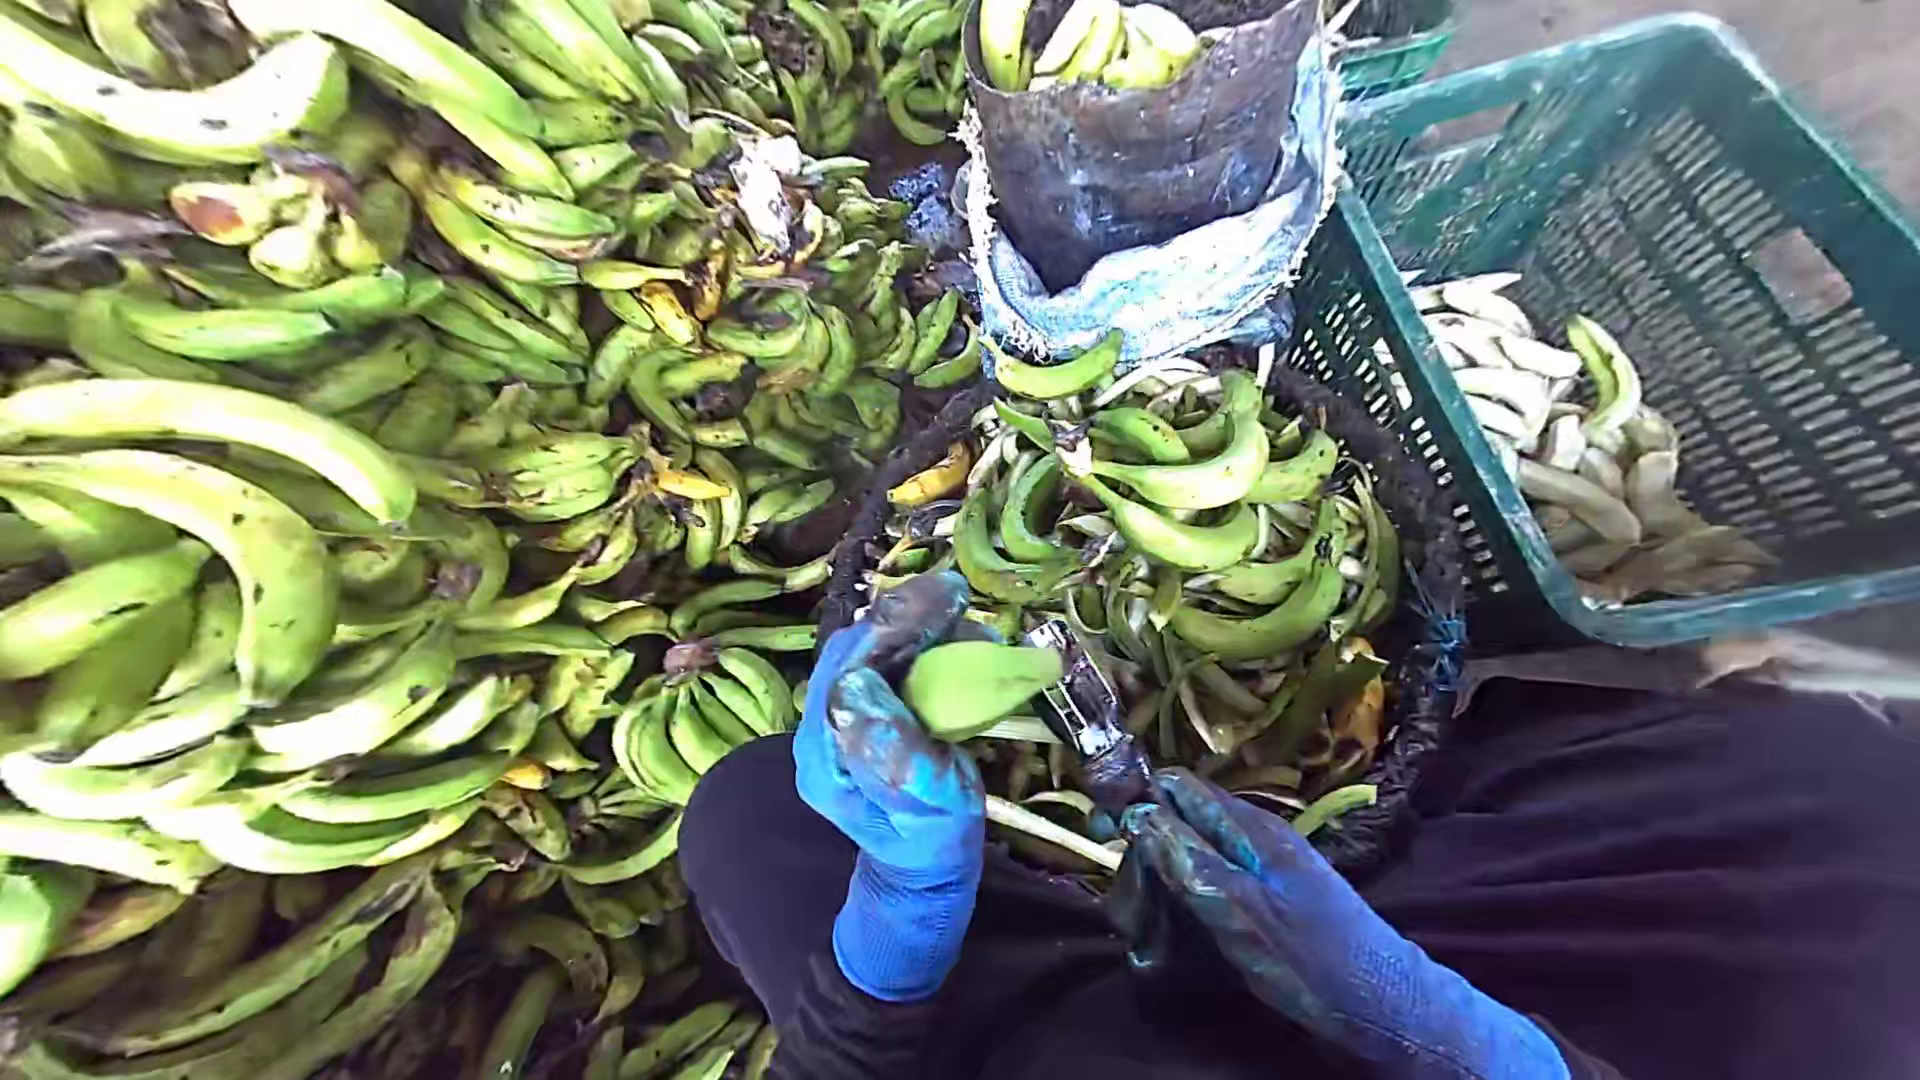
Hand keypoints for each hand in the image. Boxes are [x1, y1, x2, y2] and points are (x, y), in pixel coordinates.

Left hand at [795, 572, 984, 1001]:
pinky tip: (949, 632)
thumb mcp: (927, 807)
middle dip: (905, 617)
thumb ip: (897, 755)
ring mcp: (837, 717)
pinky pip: (883, 661)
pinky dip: (918, 640)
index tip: (944, 599)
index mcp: (825, 754)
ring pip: (868, 648)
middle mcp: (819, 727)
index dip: (891, 628)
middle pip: (854, 649)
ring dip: (913, 624)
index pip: (847, 670)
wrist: (921, 867)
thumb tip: (862, 686)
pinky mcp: (860, 710)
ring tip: (959, 612)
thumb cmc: (932, 843)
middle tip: (954, 594)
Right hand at [1118, 770, 1568, 1079]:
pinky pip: (1212, 875)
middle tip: (1124, 897)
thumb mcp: (1242, 910)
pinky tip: (1177, 927)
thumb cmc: (1315, 959)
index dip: (1136, 797)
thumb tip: (1137, 810)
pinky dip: (1185, 894)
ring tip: (1144, 924)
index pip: (1177, 784)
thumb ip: (1188, 857)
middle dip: (1144, 849)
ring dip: (1161, 878)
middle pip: (1178, 818)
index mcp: (1246, 825)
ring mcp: (1260, 861)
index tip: (1105, 828)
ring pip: (1192, 849)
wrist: (1398, 1010)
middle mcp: (1250, 832)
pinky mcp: (1267, 889)